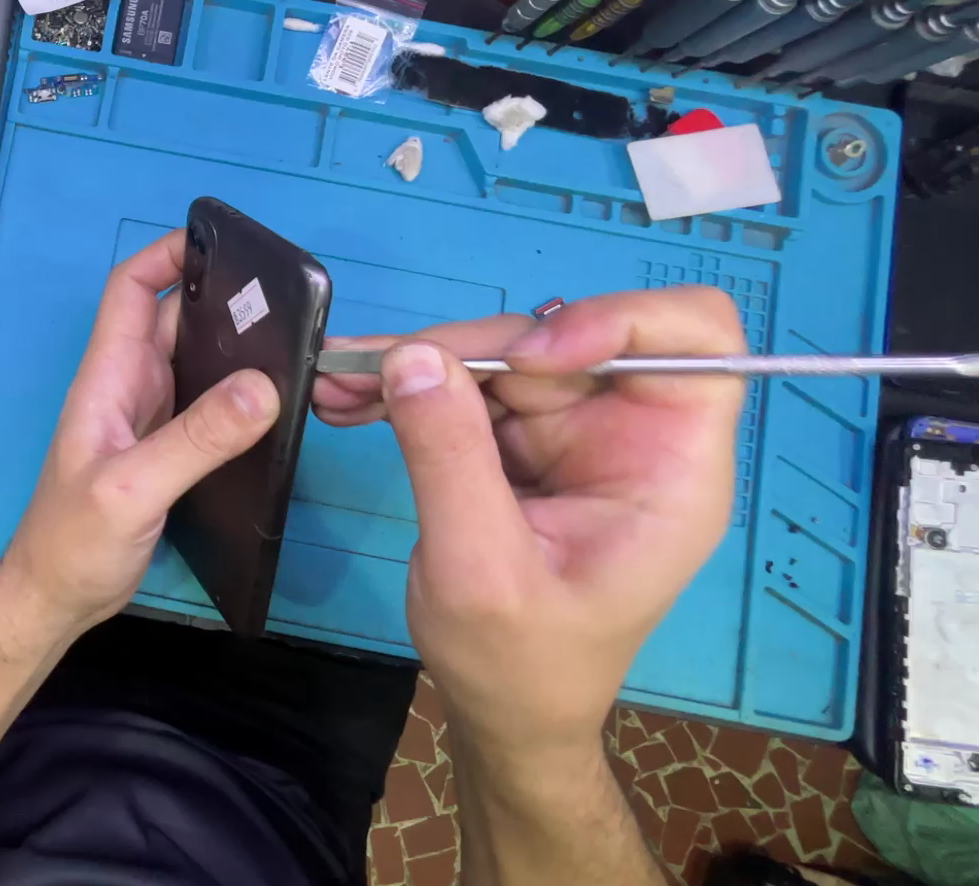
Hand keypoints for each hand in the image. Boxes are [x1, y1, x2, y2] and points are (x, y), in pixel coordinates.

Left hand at [0, 230, 280, 638]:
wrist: (58, 594)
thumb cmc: (74, 540)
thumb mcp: (133, 488)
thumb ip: (194, 439)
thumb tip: (263, 386)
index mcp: (108, 377)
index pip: (130, 291)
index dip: (167, 256)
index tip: (225, 245)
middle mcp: (127, 385)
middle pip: (173, 319)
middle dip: (222, 300)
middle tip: (290, 301)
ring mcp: (147, 416)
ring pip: (194, 360)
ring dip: (235, 347)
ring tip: (297, 343)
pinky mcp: (164, 447)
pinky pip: (205, 403)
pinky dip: (236, 393)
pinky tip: (275, 402)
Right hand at [316, 289, 745, 757]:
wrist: (497, 701)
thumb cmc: (516, 656)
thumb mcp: (477, 565)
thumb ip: (447, 456)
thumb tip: (408, 356)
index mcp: (662, 464)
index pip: (690, 341)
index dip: (613, 322)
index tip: (519, 361)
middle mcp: (616, 432)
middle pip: (547, 340)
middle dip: (453, 350)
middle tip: (360, 371)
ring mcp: (556, 433)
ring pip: (485, 357)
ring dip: (404, 364)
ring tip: (333, 385)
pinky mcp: (505, 442)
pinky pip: (450, 387)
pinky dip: (395, 388)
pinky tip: (345, 401)